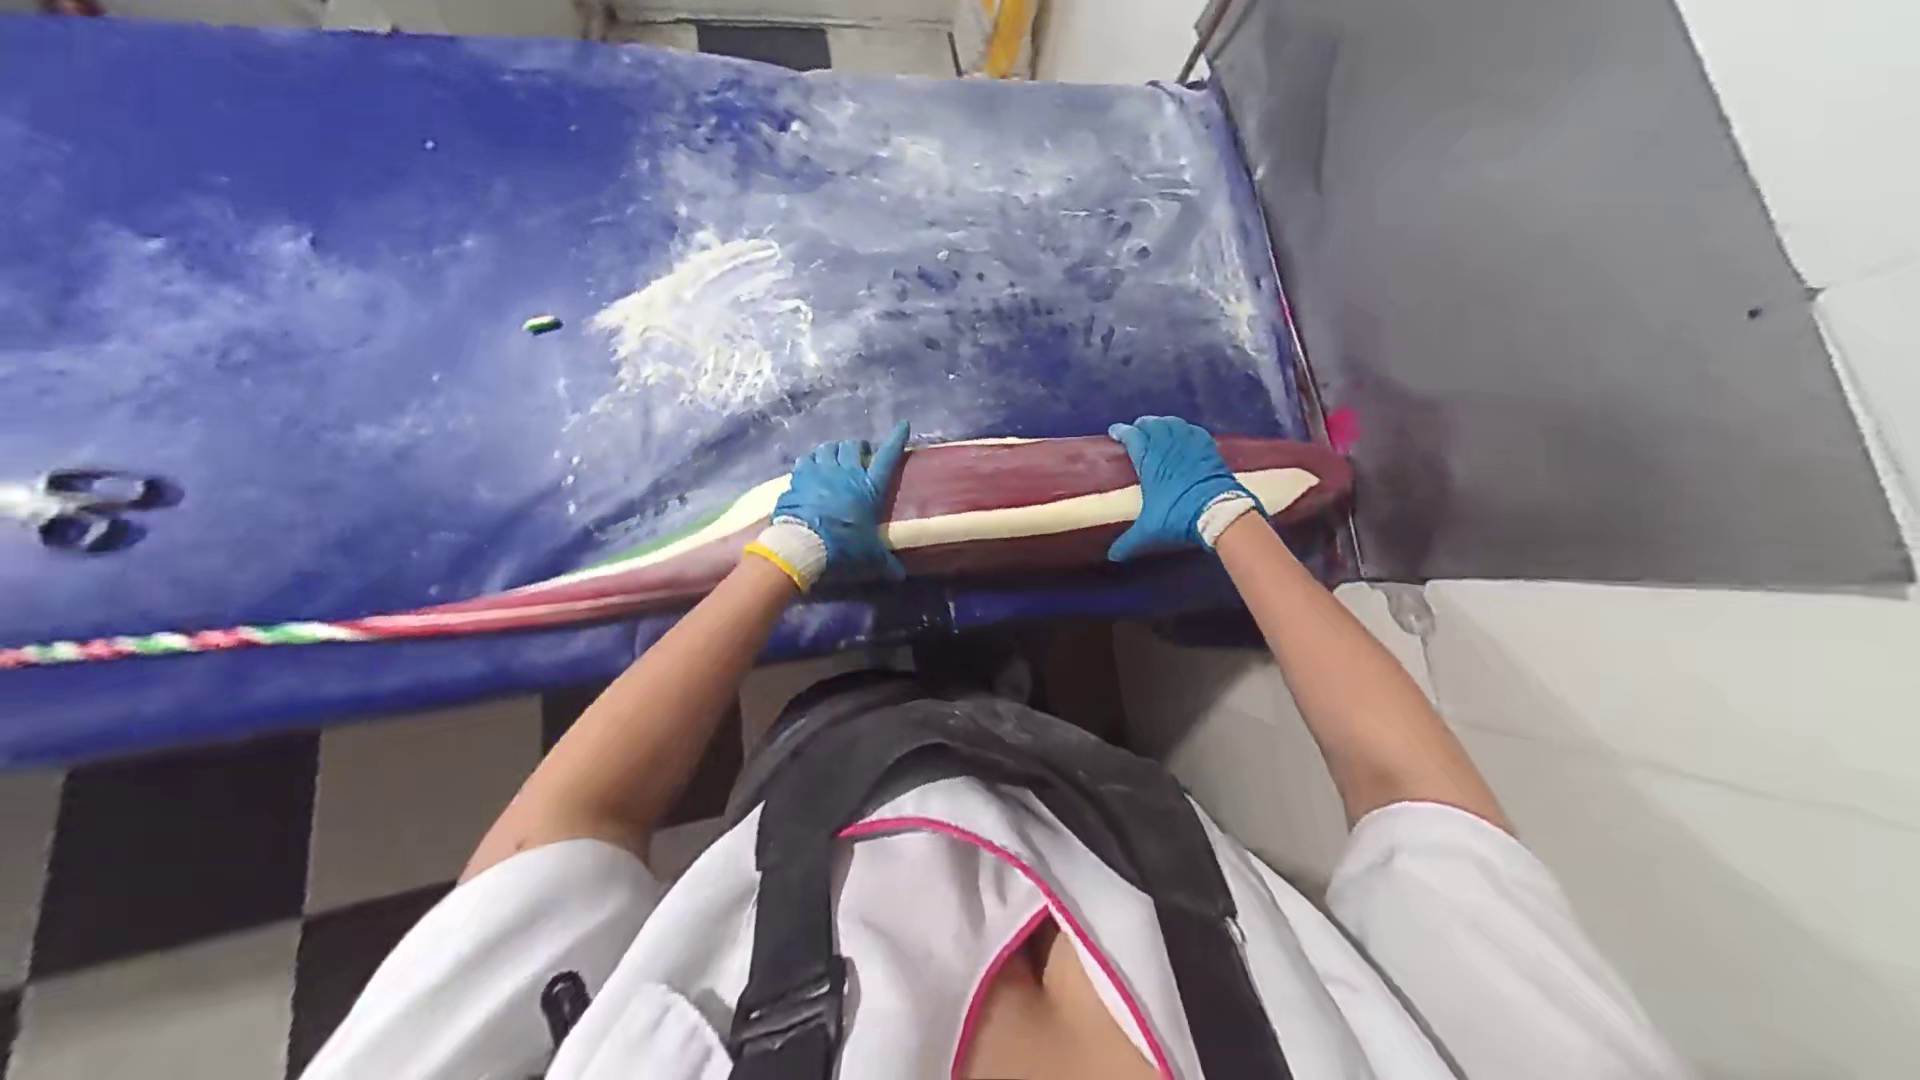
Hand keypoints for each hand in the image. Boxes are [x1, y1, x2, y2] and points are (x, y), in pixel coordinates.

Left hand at [767, 420, 911, 583]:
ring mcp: (821, 471)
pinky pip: (806, 460)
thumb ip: (885, 562)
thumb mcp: (869, 556)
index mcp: (869, 487)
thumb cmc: (844, 546)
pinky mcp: (800, 476)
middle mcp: (847, 472)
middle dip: (857, 447)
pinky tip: (811, 468)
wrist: (804, 543)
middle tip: (858, 453)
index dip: (896, 439)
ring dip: (833, 451)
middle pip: (853, 446)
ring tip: (833, 457)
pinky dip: (811, 462)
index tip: (903, 425)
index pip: (887, 457)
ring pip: (828, 448)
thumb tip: (900, 576)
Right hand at [1106, 415, 1258, 560]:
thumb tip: (1112, 556)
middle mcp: (1168, 448)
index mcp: (1150, 462)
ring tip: (1157, 426)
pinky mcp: (1208, 449)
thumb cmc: (1178, 516)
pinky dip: (1185, 428)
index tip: (1115, 431)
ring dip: (1162, 423)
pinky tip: (1184, 431)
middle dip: (1142, 424)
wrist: (1218, 511)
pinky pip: (1194, 430)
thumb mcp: (1149, 531)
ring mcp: (1190, 445)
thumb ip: (1129, 542)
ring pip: (1173, 423)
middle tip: (1136, 429)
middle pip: (1152, 425)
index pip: (1132, 437)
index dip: (1122, 432)